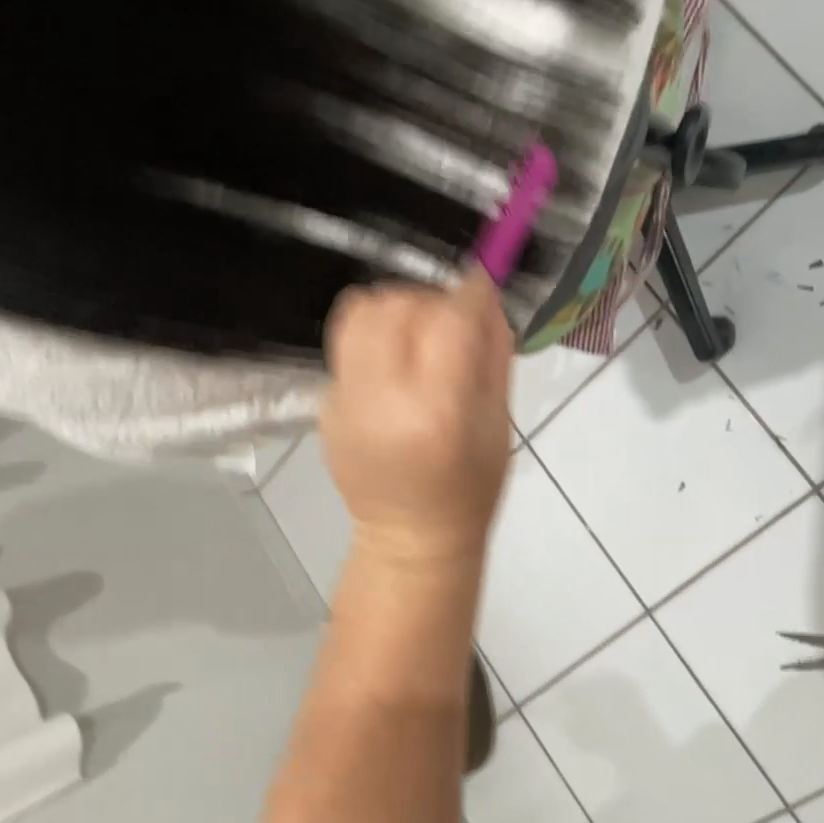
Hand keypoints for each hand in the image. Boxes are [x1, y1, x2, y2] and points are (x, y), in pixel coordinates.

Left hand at [319, 269, 514, 571]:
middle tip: (449, 320)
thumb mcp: (499, 420)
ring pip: (360, 312)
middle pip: (397, 305)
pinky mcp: (324, 404)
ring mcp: (344, 401)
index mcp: (436, 411)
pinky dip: (375, 338)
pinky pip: (348, 344)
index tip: (480, 286)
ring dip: (394, 307)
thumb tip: (484, 296)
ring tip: (416, 331)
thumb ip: (493, 352)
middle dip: (430, 298)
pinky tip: (394, 366)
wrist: (410, 535)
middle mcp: (381, 399)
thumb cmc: (471, 486)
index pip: (449, 320)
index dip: (469, 293)